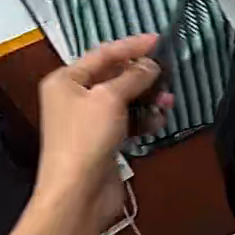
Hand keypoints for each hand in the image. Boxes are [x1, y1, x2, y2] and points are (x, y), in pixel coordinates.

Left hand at [33, 35, 173, 230]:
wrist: (79, 193)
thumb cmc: (86, 139)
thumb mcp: (110, 99)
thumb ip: (133, 77)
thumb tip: (151, 65)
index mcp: (66, 80)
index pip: (103, 54)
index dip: (132, 46)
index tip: (158, 41)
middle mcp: (75, 97)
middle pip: (115, 77)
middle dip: (143, 76)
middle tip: (168, 74)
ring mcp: (90, 121)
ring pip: (125, 100)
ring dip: (148, 99)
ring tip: (167, 102)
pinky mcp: (104, 141)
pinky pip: (128, 122)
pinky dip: (144, 119)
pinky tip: (158, 121)